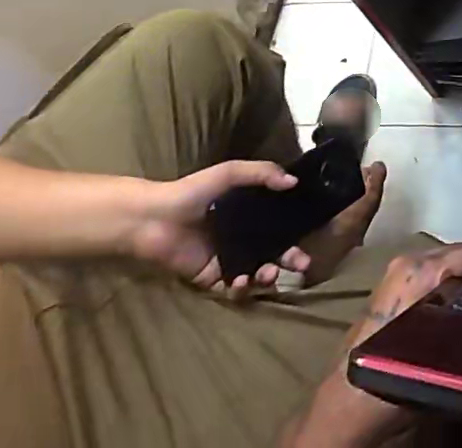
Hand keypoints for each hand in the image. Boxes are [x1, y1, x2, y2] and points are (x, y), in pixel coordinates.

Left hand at [129, 159, 389, 295]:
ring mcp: (227, 257)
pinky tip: (240, 282)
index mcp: (251, 213)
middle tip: (301, 265)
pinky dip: (239, 288)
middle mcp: (243, 236)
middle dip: (289, 260)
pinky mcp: (209, 276)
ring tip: (268, 275)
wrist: (151, 218)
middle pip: (274, 250)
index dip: (297, 232)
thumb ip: (262, 173)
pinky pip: (230, 285)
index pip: (280, 225)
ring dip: (266, 275)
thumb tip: (294, 182)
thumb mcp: (229, 173)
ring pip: (255, 270)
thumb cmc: (191, 192)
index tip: (310, 238)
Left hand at [290, 240, 461, 447]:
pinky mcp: (387, 291)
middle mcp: (403, 269)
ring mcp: (392, 277)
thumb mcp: (430, 363)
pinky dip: (449, 272)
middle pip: (452, 252)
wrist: (335, 415)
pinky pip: (428, 270)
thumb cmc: (382, 390)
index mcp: (413, 279)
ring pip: (440, 259)